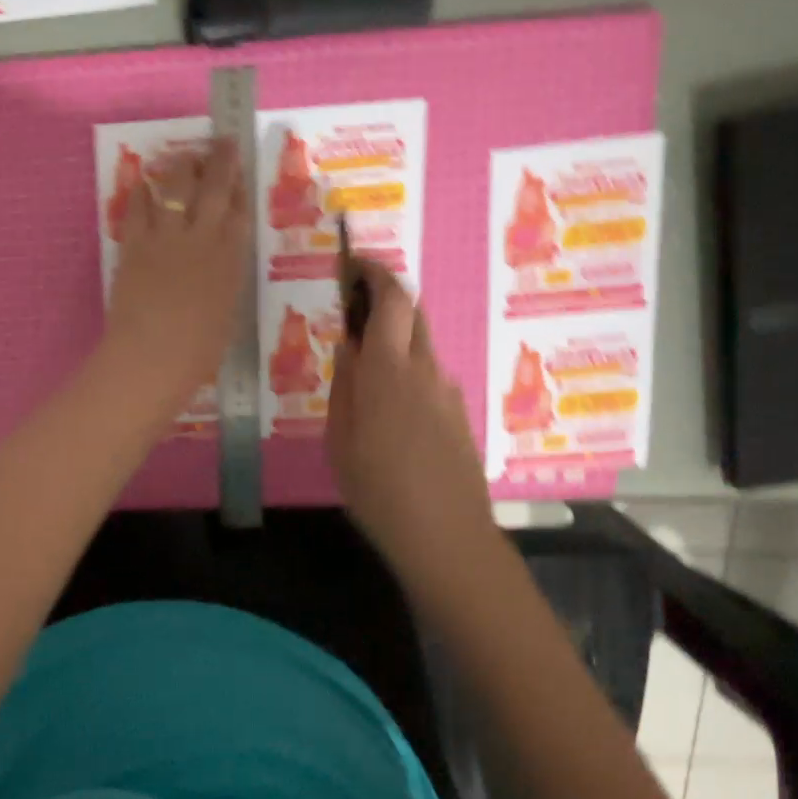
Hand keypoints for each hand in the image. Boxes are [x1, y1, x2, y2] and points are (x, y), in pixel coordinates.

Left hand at [100, 140, 249, 411]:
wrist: (152, 356)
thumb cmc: (197, 352)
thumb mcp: (224, 316)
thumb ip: (222, 286)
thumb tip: (216, 274)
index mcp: (231, 260)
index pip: (240, 213)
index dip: (240, 189)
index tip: (241, 172)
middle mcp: (202, 239)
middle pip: (214, 189)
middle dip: (221, 161)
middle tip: (223, 141)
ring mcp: (166, 238)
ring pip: (176, 188)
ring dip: (182, 167)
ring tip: (184, 156)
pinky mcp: (134, 244)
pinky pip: (138, 209)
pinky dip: (141, 193)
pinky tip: (142, 184)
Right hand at [327, 263, 494, 559]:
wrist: (446, 537)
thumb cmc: (378, 490)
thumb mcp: (340, 439)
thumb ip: (344, 386)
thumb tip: (346, 345)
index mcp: (389, 370)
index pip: (391, 297)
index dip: (374, 270)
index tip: (351, 262)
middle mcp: (424, 369)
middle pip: (412, 311)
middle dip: (384, 295)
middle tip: (350, 304)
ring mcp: (447, 391)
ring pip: (420, 343)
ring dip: (393, 336)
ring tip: (359, 365)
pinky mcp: (457, 414)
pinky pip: (427, 374)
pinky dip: (405, 367)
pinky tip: (385, 406)